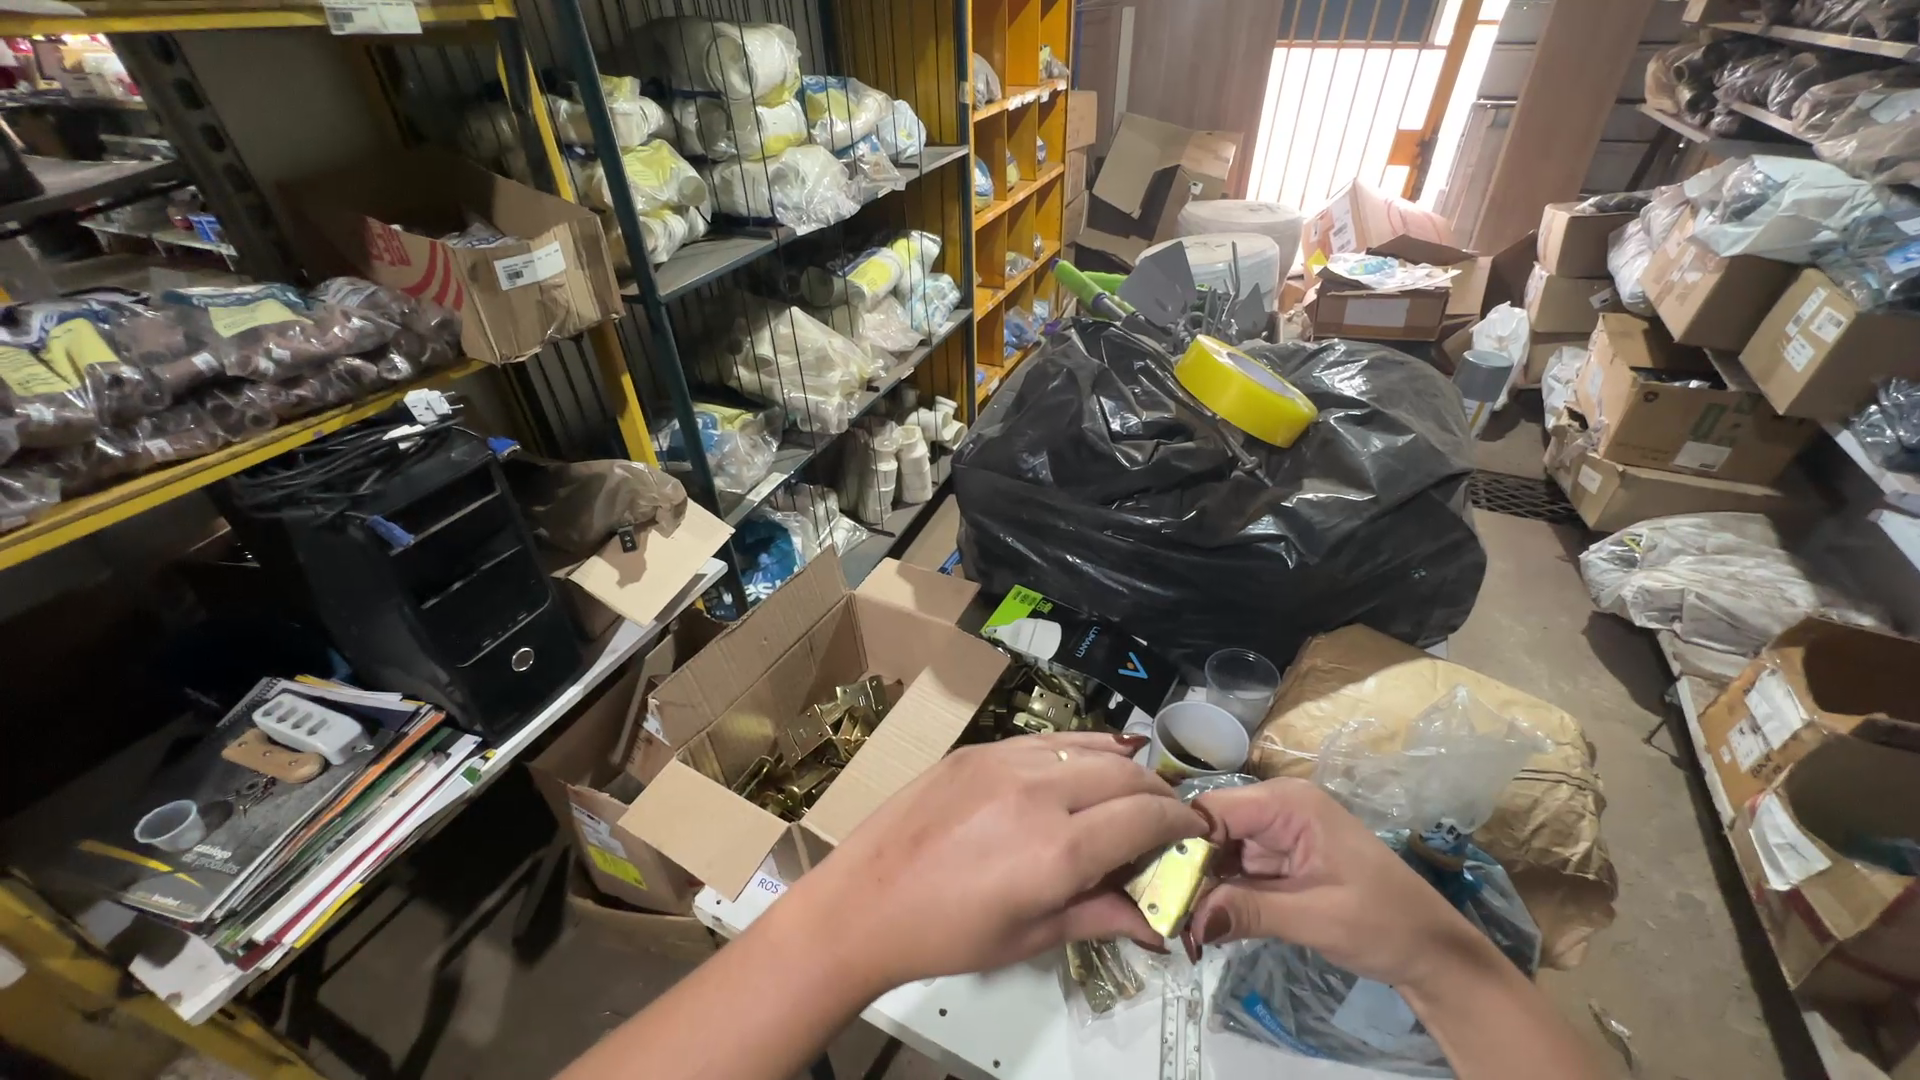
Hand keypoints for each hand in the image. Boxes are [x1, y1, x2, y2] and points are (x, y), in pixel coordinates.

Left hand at [783, 732, 1206, 990]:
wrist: (866, 899)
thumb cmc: (948, 935)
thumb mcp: (1031, 937)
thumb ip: (1101, 915)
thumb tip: (1158, 922)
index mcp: (1056, 851)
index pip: (1145, 819)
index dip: (1182, 824)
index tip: (1196, 834)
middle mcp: (1038, 792)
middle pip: (1126, 776)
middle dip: (1160, 794)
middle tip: (1168, 817)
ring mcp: (1006, 761)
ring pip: (1091, 748)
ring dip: (1124, 767)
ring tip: (1135, 789)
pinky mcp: (980, 748)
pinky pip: (1049, 740)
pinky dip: (1082, 751)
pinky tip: (1088, 765)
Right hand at [1184, 778, 1489, 992]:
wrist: (1435, 953)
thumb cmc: (1386, 923)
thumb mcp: (1317, 917)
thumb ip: (1250, 911)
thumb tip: (1189, 921)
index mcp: (1287, 803)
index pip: (1212, 809)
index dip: (1180, 842)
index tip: (1153, 883)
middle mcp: (1275, 808)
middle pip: (1208, 829)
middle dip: (1184, 868)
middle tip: (1157, 911)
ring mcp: (1275, 835)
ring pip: (1215, 852)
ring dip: (1197, 885)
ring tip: (1171, 920)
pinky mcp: (1277, 861)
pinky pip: (1233, 871)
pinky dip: (1217, 895)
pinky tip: (1198, 920)